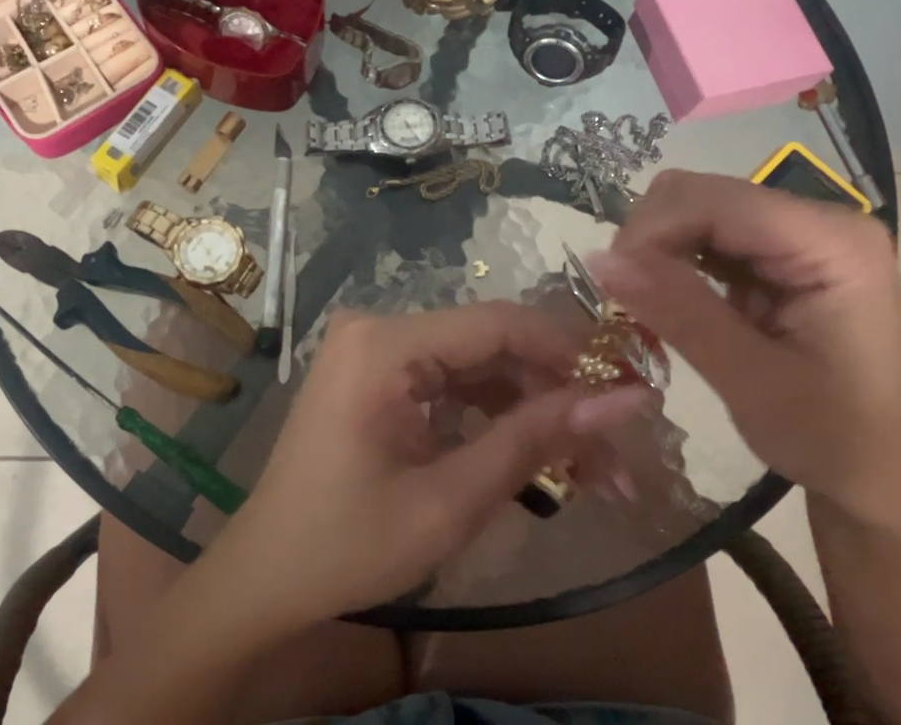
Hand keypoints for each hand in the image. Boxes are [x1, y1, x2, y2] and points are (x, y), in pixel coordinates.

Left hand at [203, 303, 652, 632]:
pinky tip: (540, 461)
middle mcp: (379, 331)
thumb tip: (629, 398)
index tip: (632, 396)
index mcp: (384, 344)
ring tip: (596, 474)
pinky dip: (496, 421)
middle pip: (493, 346)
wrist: (268, 576)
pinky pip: (453, 386)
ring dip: (535, 415)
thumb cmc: (349, 544)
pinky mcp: (379, 380)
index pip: (500, 324)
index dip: (571, 354)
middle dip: (559, 399)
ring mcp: (376, 354)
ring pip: (480, 369)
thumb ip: (536, 440)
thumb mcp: (452, 499)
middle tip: (619, 458)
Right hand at [589, 171, 900, 527]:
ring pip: (699, 209)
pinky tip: (674, 301)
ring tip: (649, 305)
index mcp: (833, 242)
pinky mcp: (786, 254)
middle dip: (653, 238)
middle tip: (628, 301)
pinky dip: (679, 261)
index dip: (653, 231)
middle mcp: (822, 221)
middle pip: (705, 194)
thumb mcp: (747, 379)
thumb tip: (598, 259)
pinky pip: (712, 235)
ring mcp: (804, 234)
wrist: (883, 476)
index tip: (610, 283)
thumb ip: (677, 311)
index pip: (718, 202)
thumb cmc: (830, 436)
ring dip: (662, 250)